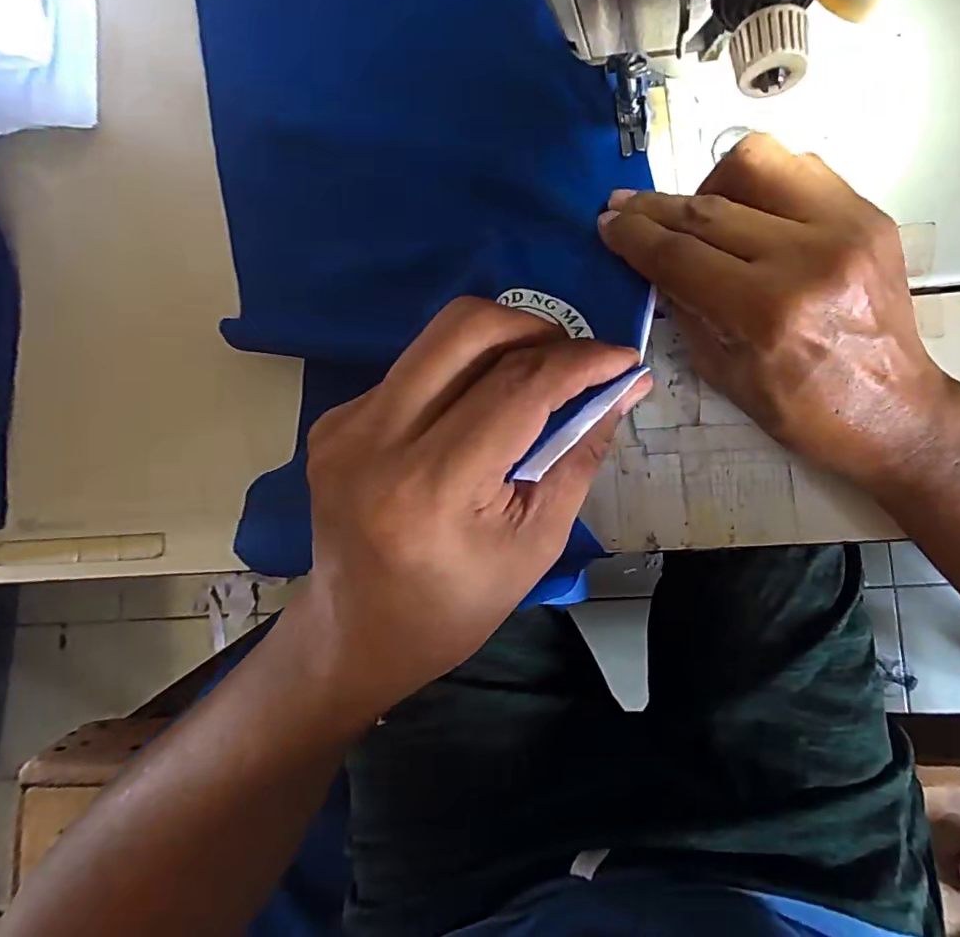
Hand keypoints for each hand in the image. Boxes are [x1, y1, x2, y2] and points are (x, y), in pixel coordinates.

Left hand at [297, 297, 647, 715]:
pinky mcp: (335, 418)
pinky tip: (478, 416)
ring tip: (538, 377)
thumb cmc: (458, 606)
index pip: (517, 388)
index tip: (623, 357)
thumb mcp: (537, 541)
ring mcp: (347, 423)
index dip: (580, 362)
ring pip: (440, 338)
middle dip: (537, 326)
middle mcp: (376, 439)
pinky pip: (417, 368)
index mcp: (431, 487)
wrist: (358, 634)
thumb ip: (580, 453)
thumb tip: (624, 387)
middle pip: (467, 329)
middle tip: (574, 359)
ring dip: (503, 342)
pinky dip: (465, 374)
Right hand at [598, 133, 959, 487]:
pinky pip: (800, 169)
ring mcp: (847, 228)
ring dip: (711, 181)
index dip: (634, 236)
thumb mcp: (726, 376)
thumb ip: (685, 311)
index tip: (609, 224)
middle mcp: (809, 257)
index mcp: (768, 313)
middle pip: (709, 208)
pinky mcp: (870, 216)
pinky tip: (750, 212)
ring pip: (757, 162)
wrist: (895, 412)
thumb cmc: (808, 413)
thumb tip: (653, 263)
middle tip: (628, 208)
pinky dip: (762, 183)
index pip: (680, 254)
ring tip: (699, 212)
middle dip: (656, 207)